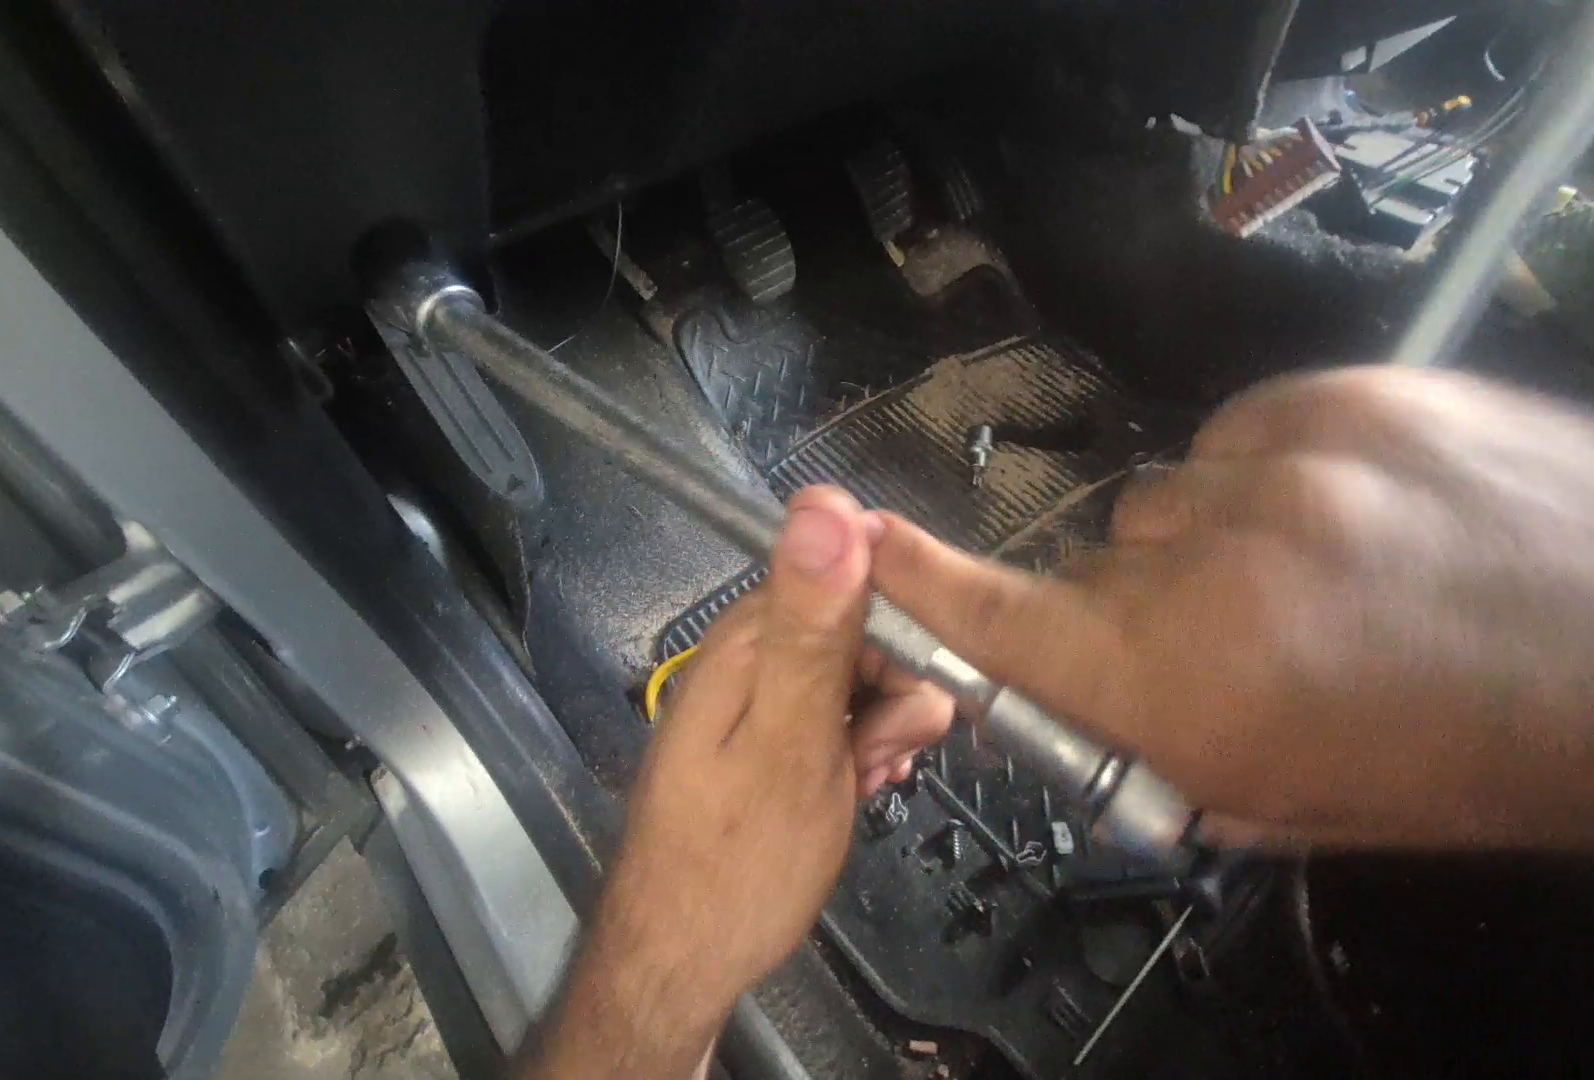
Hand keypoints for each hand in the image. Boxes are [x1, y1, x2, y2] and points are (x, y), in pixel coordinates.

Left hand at [523, 487, 947, 1079]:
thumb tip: (826, 502)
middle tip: (884, 759)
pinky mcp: (763, 735)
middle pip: (855, 632)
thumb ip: (815, 628)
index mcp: (751, 638)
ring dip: (879, 725)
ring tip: (869, 780)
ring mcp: (754, 697)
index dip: (901, 636)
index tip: (915, 702)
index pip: (851, 582)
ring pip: (851, 679)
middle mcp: (749, 654)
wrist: (678, 962)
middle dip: (892, 689)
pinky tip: (858, 786)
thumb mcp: (791, 739)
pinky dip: (856, 746)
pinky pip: (831, 717)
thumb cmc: (740, 860)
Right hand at [870, 367, 1593, 869]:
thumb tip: (1064, 669)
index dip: (919, 576)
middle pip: (1098, 559)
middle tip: (1239, 629)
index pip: (1003, 617)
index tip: (861, 535)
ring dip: (1211, 536)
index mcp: (1184, 682)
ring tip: (1316, 570)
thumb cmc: (1449, 759)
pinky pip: (1242, 439)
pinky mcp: (1335, 399)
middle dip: (1138, 596)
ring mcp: (1277, 469)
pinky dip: (1271, 476)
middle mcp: (1209, 566)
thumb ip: (1137, 728)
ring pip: (1169, 497)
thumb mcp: (1266, 794)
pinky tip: (1354, 514)